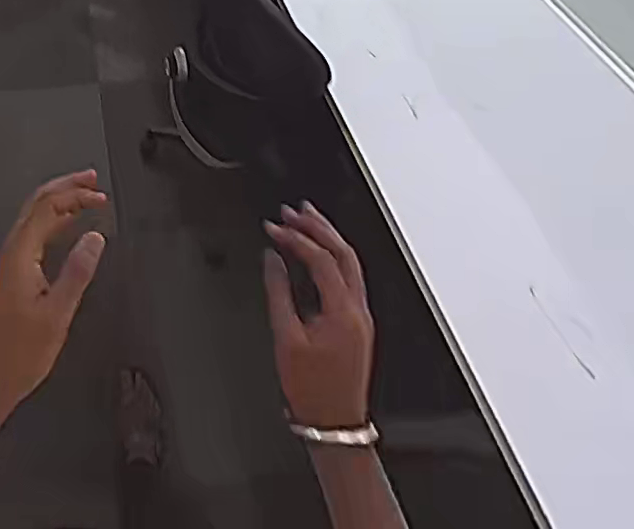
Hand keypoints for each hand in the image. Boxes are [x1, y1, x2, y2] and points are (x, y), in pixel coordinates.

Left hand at [0, 169, 108, 414]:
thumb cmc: (18, 352)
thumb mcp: (57, 313)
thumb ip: (77, 272)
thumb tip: (96, 238)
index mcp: (19, 254)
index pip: (47, 207)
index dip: (75, 195)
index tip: (100, 195)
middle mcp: (11, 252)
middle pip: (37, 203)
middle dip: (65, 186)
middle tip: (91, 178)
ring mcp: (10, 262)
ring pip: (35, 216)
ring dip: (61, 200)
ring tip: (85, 194)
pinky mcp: (12, 274)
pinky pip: (35, 232)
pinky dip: (55, 219)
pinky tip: (68, 225)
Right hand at [263, 202, 373, 427]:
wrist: (333, 424)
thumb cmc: (312, 390)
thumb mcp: (286, 339)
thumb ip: (278, 292)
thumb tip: (272, 259)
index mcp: (343, 311)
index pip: (321, 259)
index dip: (297, 238)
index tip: (275, 227)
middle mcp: (358, 309)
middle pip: (343, 253)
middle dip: (318, 227)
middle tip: (294, 210)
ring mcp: (361, 315)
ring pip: (349, 262)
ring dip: (328, 237)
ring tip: (307, 218)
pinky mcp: (356, 321)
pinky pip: (348, 276)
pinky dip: (331, 256)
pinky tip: (316, 251)